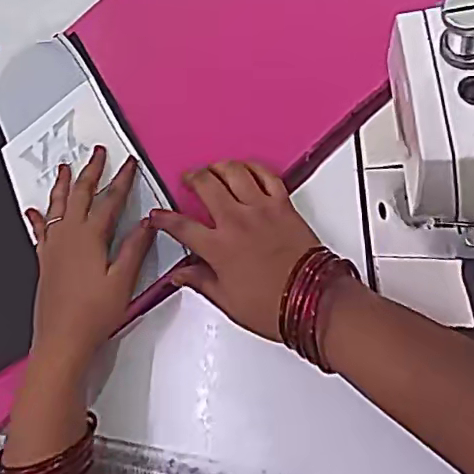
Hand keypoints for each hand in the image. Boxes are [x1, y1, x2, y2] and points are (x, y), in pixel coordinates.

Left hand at [24, 147, 155, 376]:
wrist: (61, 341)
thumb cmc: (92, 316)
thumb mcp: (123, 282)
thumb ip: (134, 248)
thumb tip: (146, 222)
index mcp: (90, 238)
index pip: (110, 200)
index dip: (121, 179)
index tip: (128, 163)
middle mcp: (68, 236)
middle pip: (80, 194)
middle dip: (91, 170)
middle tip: (97, 153)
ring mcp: (53, 247)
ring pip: (58, 205)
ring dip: (63, 184)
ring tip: (65, 168)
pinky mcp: (44, 260)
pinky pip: (40, 229)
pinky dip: (38, 217)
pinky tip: (33, 211)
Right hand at [149, 161, 325, 341]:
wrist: (314, 301)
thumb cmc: (275, 306)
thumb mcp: (227, 300)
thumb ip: (200, 281)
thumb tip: (182, 274)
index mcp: (219, 248)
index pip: (181, 226)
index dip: (165, 219)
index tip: (159, 216)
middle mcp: (237, 222)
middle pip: (205, 184)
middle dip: (191, 177)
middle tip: (188, 180)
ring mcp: (261, 209)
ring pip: (233, 171)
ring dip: (218, 166)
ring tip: (213, 169)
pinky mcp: (283, 204)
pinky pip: (266, 175)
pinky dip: (254, 167)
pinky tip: (247, 169)